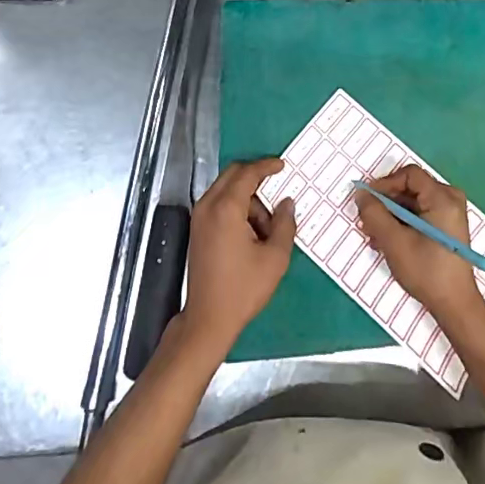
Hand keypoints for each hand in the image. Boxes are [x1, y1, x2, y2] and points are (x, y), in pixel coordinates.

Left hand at [181, 157, 296, 347]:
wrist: (208, 319)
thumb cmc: (243, 289)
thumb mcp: (275, 257)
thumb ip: (284, 224)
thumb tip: (287, 203)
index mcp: (226, 208)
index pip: (247, 174)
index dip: (266, 166)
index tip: (282, 165)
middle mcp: (208, 206)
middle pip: (233, 175)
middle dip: (256, 179)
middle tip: (277, 190)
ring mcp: (199, 217)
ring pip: (227, 191)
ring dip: (248, 200)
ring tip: (266, 232)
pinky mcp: (197, 229)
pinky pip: (219, 205)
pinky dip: (236, 210)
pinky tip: (251, 235)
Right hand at [356, 165, 484, 322]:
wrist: (454, 305)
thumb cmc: (426, 271)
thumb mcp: (394, 241)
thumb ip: (374, 213)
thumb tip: (361, 194)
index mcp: (443, 198)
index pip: (409, 175)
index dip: (385, 184)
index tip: (367, 201)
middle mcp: (450, 200)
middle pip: (410, 189)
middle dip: (385, 203)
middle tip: (367, 221)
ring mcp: (450, 214)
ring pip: (412, 203)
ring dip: (391, 216)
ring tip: (373, 236)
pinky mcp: (446, 227)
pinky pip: (420, 214)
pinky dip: (402, 224)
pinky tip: (387, 241)